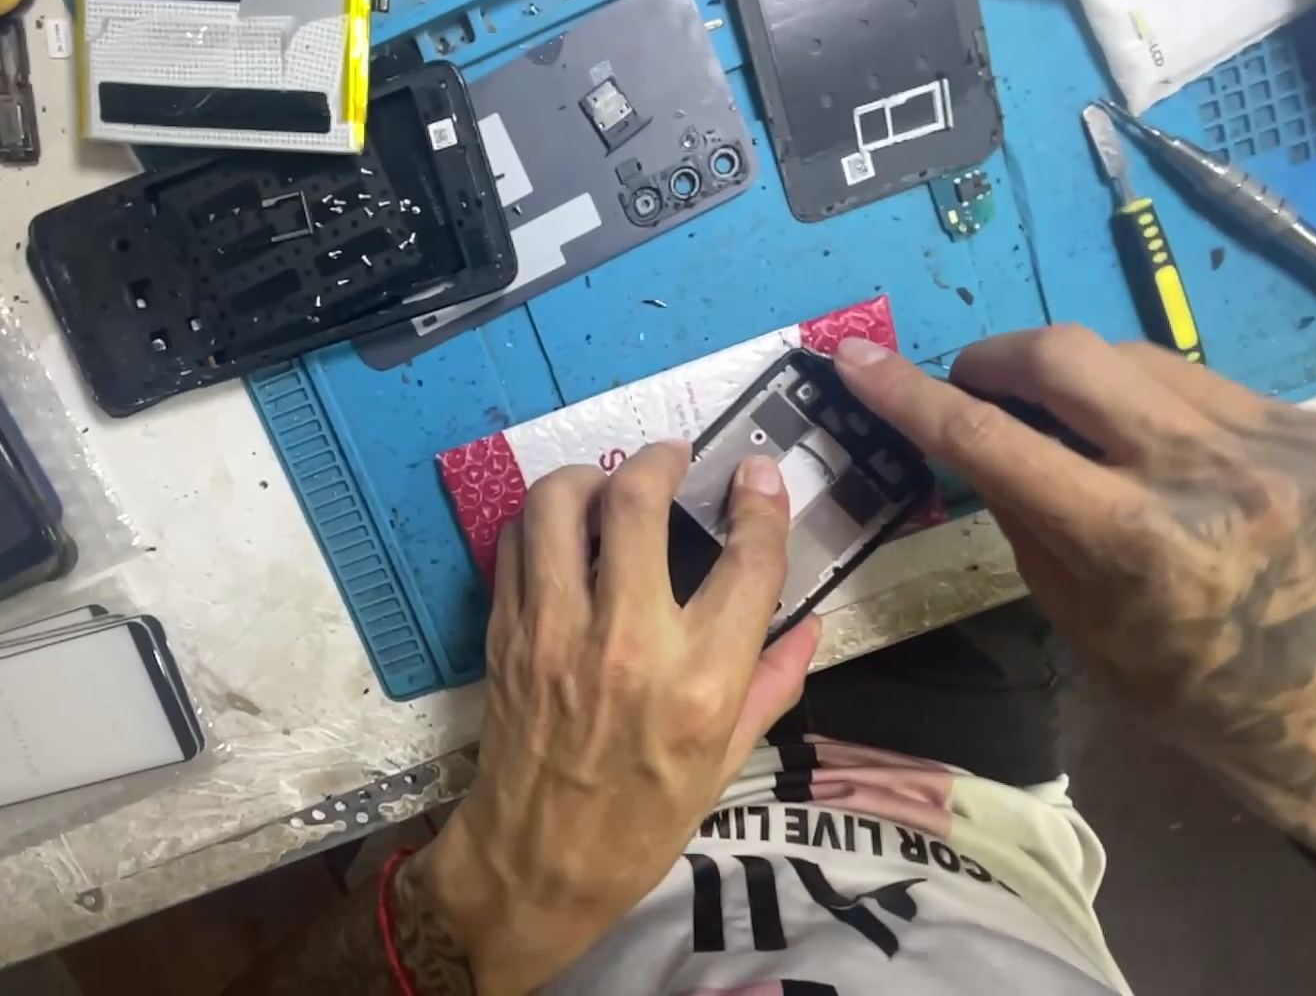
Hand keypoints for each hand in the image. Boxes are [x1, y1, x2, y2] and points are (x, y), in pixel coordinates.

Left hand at [410, 442, 820, 993]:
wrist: (538, 858)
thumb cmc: (643, 818)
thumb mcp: (728, 761)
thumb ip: (772, 682)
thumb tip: (808, 622)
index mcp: (699, 681)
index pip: (746, 561)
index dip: (760, 503)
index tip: (755, 474)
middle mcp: (626, 641)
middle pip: (636, 504)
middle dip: (658, 461)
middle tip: (670, 457)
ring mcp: (554, 630)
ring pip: (557, 505)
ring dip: (587, 476)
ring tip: (607, 485)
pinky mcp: (507, 630)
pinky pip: (515, 542)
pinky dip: (541, 520)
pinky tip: (563, 531)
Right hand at [830, 326, 1315, 886]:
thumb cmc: (1157, 668)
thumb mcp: (1055, 592)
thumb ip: (1010, 495)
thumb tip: (961, 416)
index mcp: (1131, 541)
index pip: (987, 439)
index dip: (907, 393)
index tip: (855, 361)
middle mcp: (1215, 479)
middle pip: (1065, 356)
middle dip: (992, 358)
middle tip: (972, 384)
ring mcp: (1288, 447)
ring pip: (1129, 353)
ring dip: (1068, 378)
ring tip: (1066, 423)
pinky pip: (1194, 380)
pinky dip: (1140, 399)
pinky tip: (1147, 442)